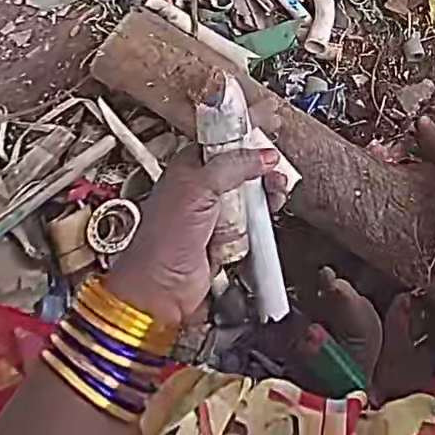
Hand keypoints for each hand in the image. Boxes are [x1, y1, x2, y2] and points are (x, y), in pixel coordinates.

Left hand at [103, 147, 278, 326]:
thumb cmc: (162, 242)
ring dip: (265, 195)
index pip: (223, 142)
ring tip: (274, 194)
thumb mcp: (198, 189)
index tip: (264, 142)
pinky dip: (262, 220)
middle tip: (273, 172)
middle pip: (242, 168)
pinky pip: (253, 221)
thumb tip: (263, 155)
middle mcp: (202, 188)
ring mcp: (215, 213)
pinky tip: (268, 214)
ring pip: (250, 195)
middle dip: (261, 170)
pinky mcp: (227, 236)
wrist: (160, 293)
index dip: (245, 141)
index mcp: (189, 167)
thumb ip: (233, 166)